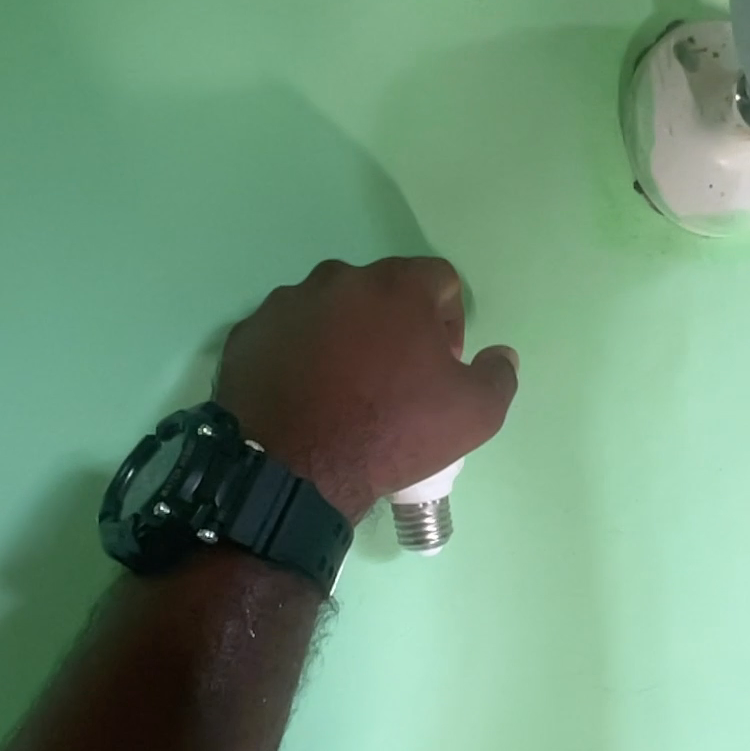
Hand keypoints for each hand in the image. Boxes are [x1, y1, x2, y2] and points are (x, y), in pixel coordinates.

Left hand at [215, 257, 519, 522]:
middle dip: (395, 328)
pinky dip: (302, 358)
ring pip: (331, 312)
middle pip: (381, 293)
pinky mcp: (248, 335)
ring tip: (344, 394)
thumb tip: (501, 355)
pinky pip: (288, 337)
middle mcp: (337, 279)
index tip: (441, 365)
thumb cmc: (393, 434)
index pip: (439, 280)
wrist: (296, 471)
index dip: (449, 321)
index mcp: (396, 287)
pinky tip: (307, 399)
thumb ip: (499, 376)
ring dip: (346, 340)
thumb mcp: (474, 415)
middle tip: (395, 383)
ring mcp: (285, 304)